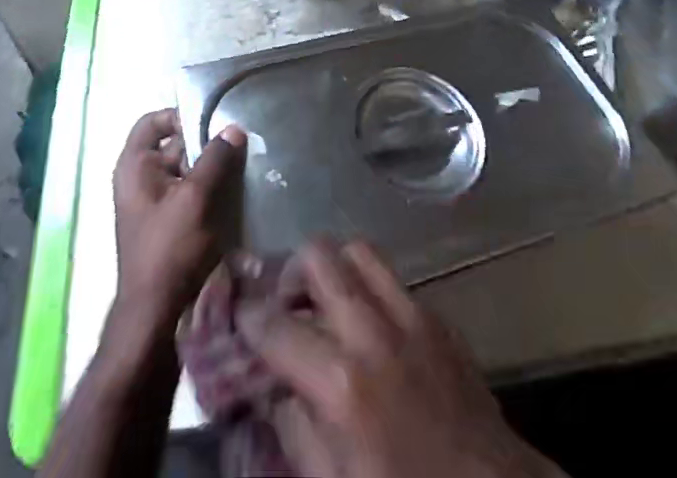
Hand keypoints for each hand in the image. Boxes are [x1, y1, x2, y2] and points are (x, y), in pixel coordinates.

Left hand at [111, 109, 246, 332]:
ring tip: (246, 169)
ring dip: (211, 170)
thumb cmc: (170, 248)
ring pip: (185, 172)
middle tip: (241, 145)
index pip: (153, 121)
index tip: (214, 121)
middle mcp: (139, 178)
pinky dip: (208, 192)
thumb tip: (233, 128)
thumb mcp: (195, 199)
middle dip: (205, 145)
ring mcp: (153, 202)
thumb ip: (215, 160)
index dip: (181, 115)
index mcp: (134, 165)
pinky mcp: (167, 223)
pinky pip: (188, 195)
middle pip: (174, 146)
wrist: (155, 311)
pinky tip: (237, 197)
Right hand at [243, 239, 562, 477]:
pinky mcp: (439, 320)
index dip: (245, 314)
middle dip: (289, 273)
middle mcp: (372, 333)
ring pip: (357, 250)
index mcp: (340, 382)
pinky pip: (393, 279)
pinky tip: (370, 325)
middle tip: (286, 304)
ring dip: (333, 268)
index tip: (238, 314)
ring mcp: (412, 319)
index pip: (271, 323)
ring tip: (326, 302)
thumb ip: (292, 427)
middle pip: (317, 257)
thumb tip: (273, 386)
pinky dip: (369, 289)